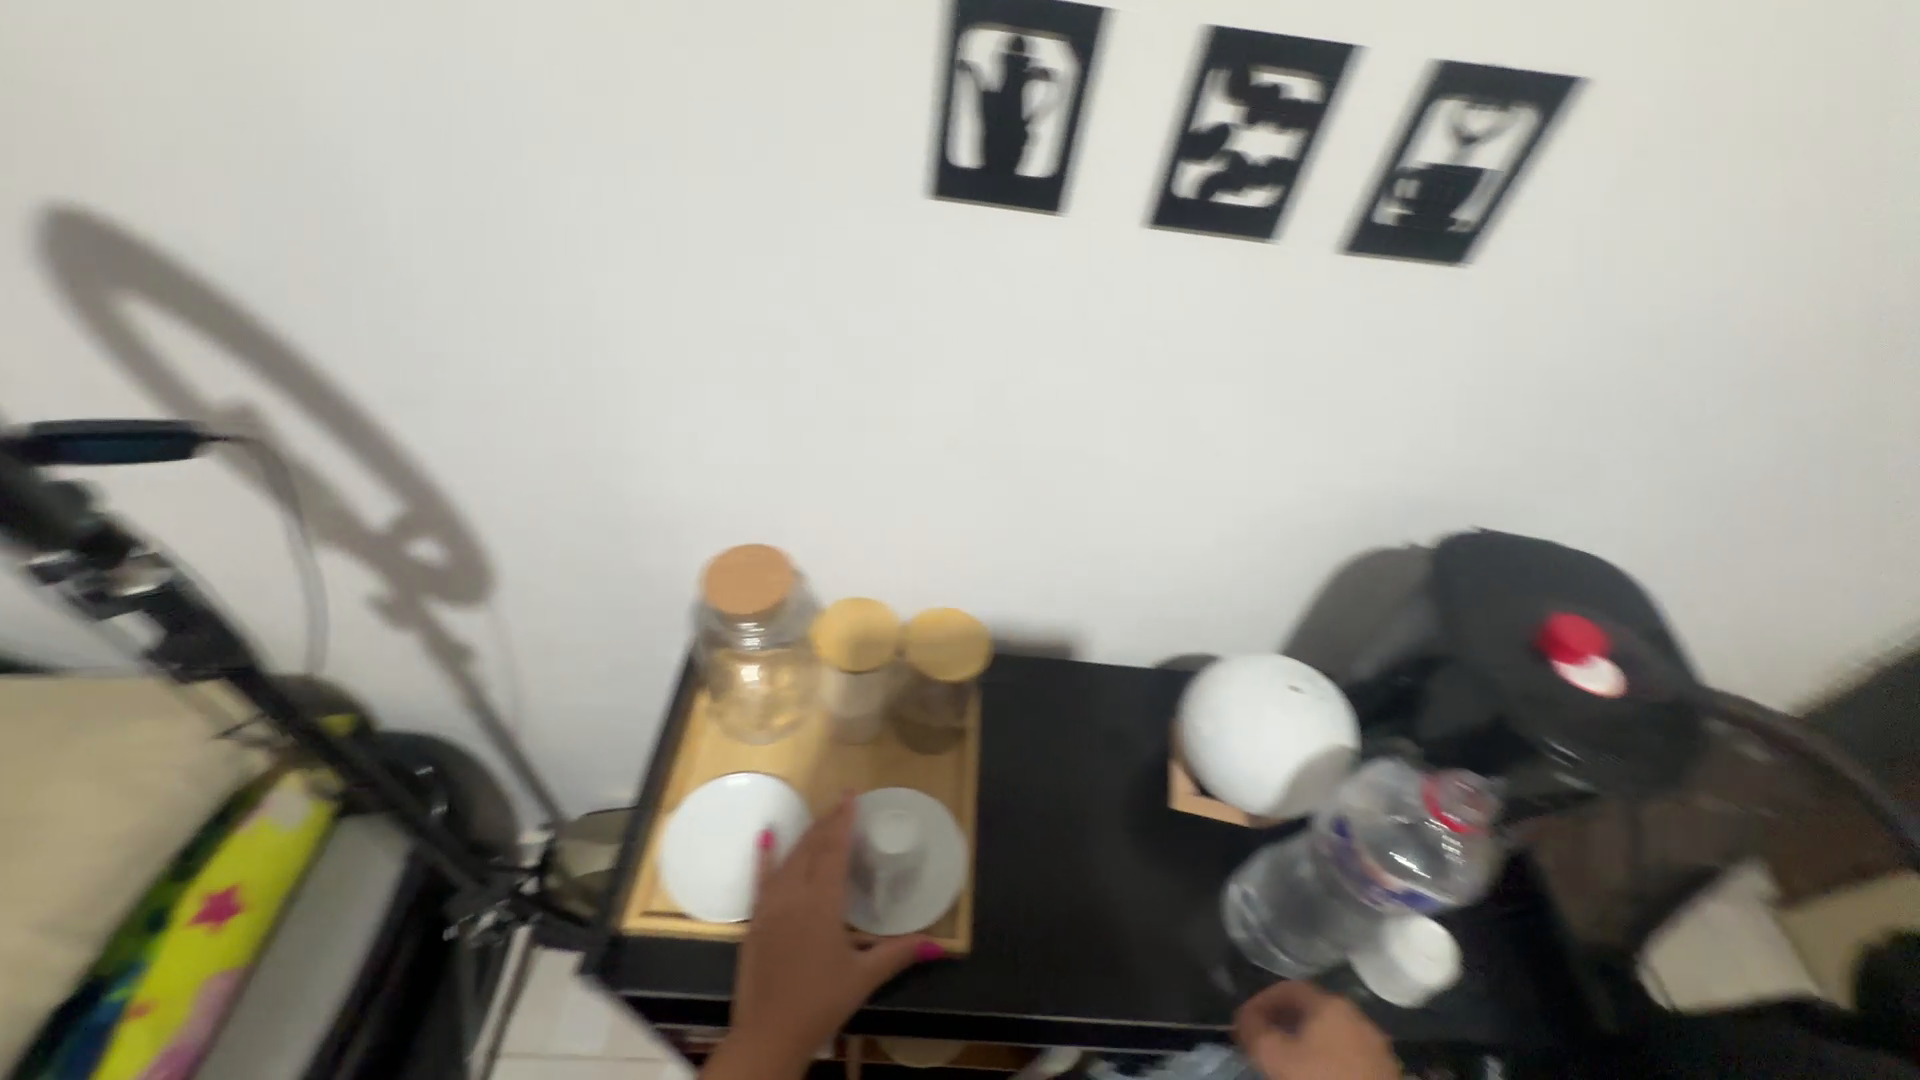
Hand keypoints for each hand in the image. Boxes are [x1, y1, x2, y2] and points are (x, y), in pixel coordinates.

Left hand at [703, 796, 943, 1079]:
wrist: (767, 1035)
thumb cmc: (820, 1003)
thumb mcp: (863, 977)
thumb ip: (898, 953)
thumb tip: (938, 944)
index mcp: (822, 903)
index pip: (834, 850)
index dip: (844, 821)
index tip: (851, 795)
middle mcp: (793, 895)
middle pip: (811, 848)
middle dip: (827, 823)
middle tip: (842, 803)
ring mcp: (770, 906)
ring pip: (789, 859)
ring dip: (806, 836)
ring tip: (821, 820)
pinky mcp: (755, 920)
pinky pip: (761, 879)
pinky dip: (764, 857)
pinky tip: (766, 837)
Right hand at [1233, 981, 1399, 1079]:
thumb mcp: (1275, 1057)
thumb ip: (1253, 1031)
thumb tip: (1244, 1018)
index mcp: (1331, 1004)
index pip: (1288, 989)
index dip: (1261, 1002)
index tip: (1244, 1022)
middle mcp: (1357, 1017)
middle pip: (1310, 1010)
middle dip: (1281, 1022)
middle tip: (1261, 1040)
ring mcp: (1375, 1046)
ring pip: (1329, 1034)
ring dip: (1303, 1042)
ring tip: (1284, 1062)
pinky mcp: (1385, 1073)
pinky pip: (1345, 1055)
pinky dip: (1324, 1059)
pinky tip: (1312, 1075)